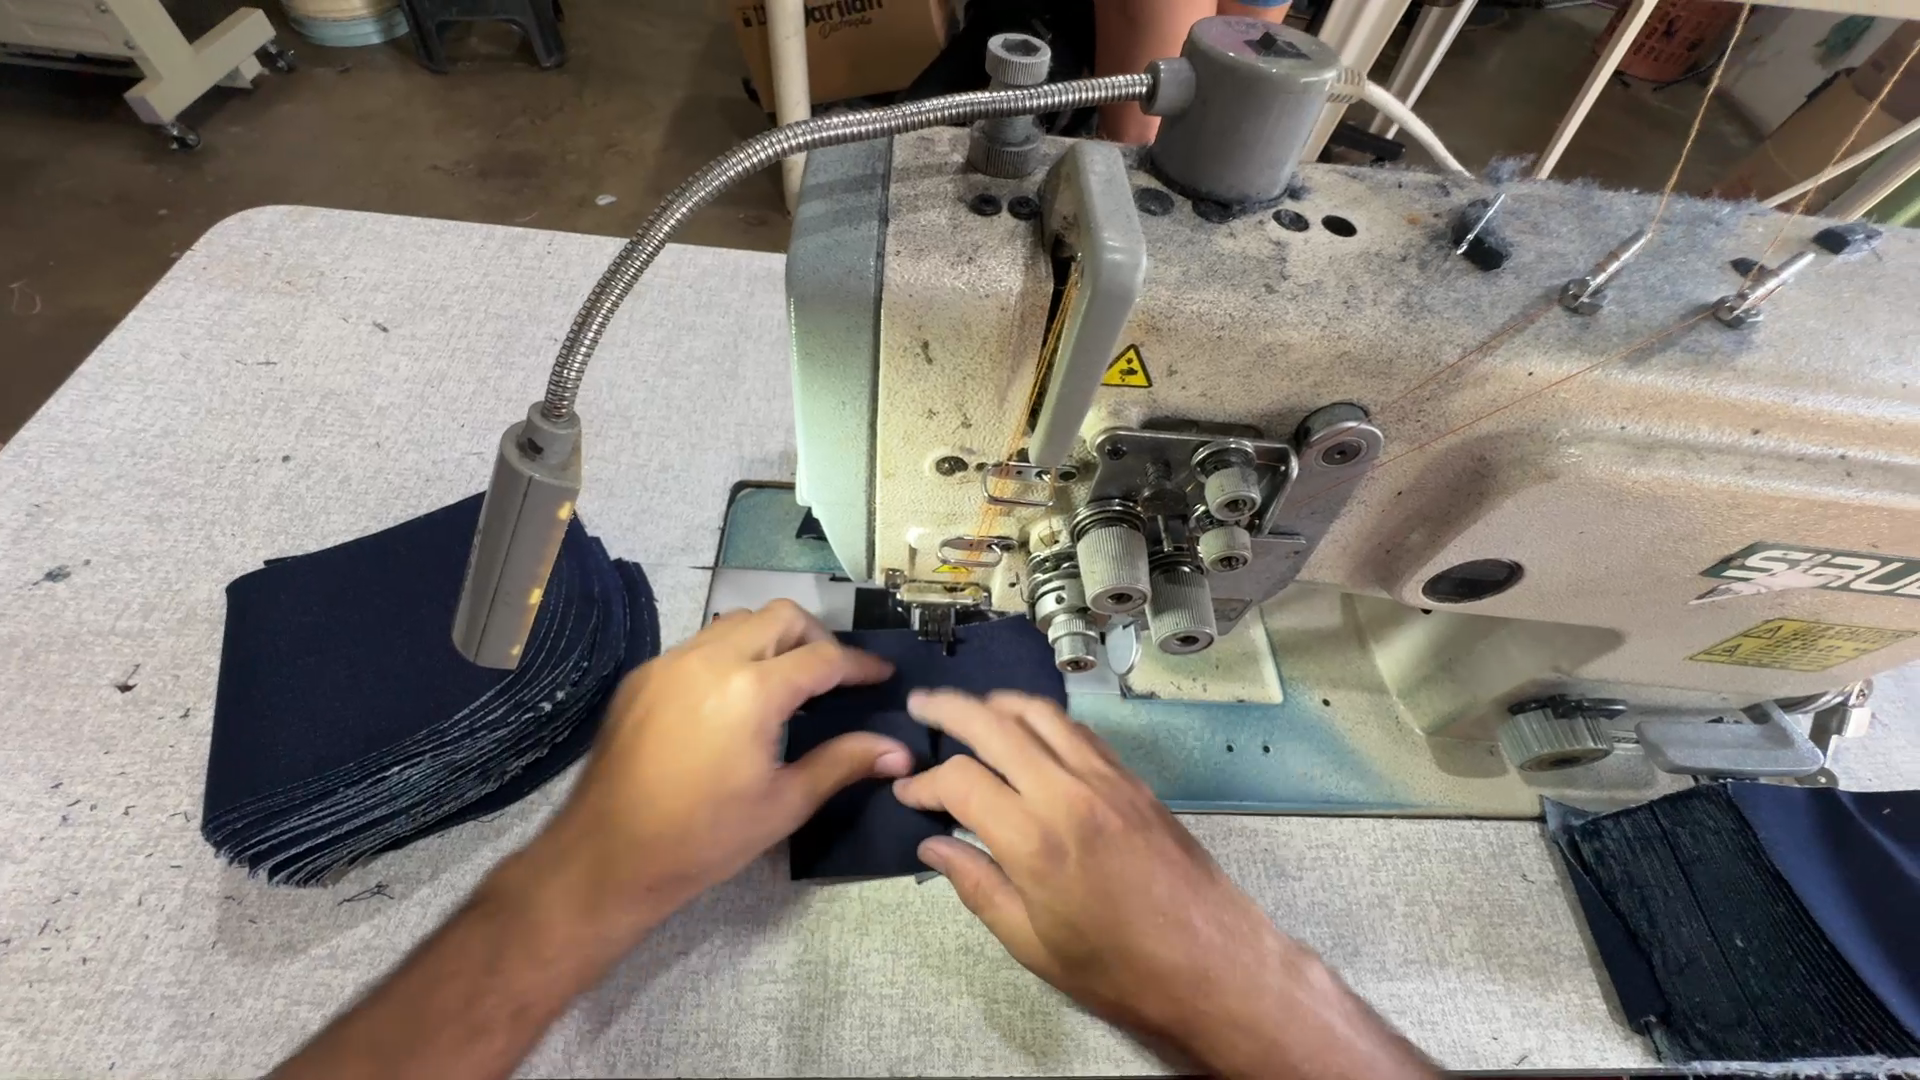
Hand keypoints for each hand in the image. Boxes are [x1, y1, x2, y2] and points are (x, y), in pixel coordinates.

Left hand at [525, 601, 912, 939]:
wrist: (604, 860)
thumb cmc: (703, 840)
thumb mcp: (784, 804)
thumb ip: (844, 763)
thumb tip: (900, 753)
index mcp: (751, 692)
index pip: (823, 658)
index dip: (859, 665)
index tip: (880, 675)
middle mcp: (710, 660)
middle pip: (781, 616)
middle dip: (817, 637)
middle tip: (834, 676)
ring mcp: (671, 662)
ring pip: (738, 622)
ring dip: (773, 640)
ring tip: (788, 682)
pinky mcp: (644, 676)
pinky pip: (702, 643)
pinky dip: (733, 654)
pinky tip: (736, 697)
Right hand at [895, 690, 1434, 1079]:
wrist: (1215, 965)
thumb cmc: (1117, 969)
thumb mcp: (1032, 944)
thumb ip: (976, 885)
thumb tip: (932, 845)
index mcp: (1034, 841)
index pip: (960, 782)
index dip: (924, 782)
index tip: (906, 792)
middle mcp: (1066, 791)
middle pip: (993, 723)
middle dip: (948, 708)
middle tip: (919, 704)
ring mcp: (1103, 775)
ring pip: (1038, 711)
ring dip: (996, 702)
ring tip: (969, 708)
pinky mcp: (1129, 775)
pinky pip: (1075, 727)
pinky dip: (1041, 717)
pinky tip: (1027, 729)